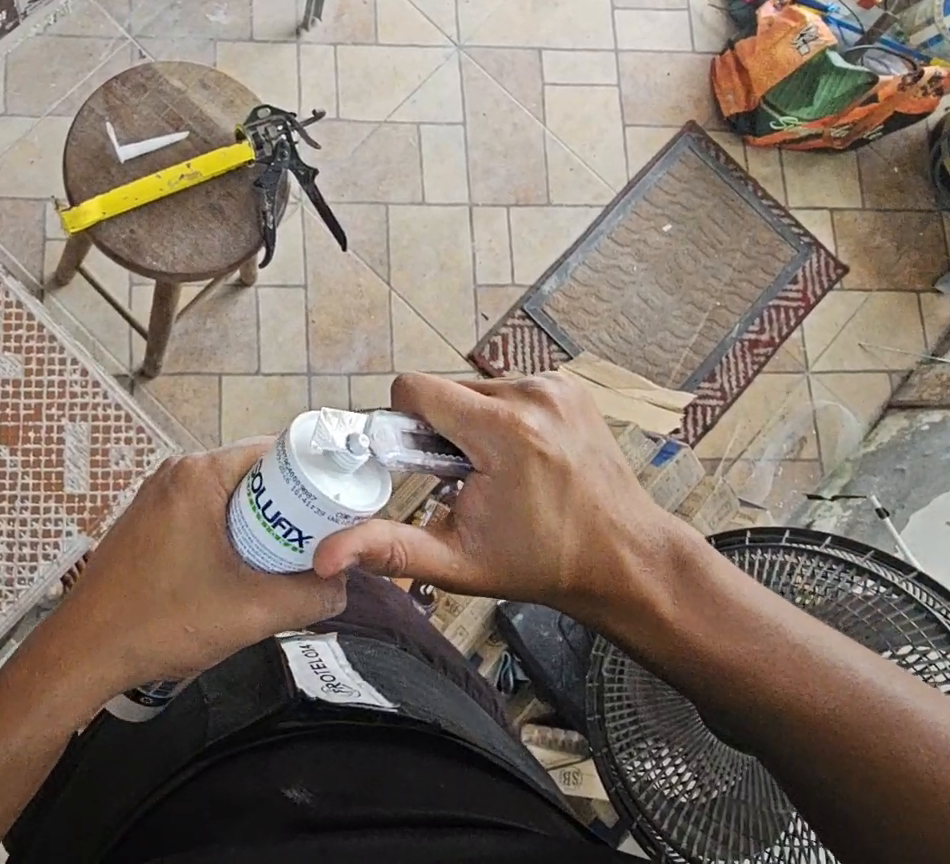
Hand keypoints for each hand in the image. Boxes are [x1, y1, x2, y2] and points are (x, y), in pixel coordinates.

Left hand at [47, 440, 347, 693]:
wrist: (85, 651)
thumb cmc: (158, 622)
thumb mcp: (252, 612)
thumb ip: (311, 598)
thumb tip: (340, 587)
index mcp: (198, 474)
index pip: (275, 452)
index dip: (312, 479)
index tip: (333, 513)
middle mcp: (176, 473)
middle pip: (254, 473)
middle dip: (288, 508)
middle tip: (315, 545)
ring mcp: (159, 495)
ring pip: (230, 496)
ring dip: (259, 525)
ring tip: (281, 564)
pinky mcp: (150, 520)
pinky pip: (205, 512)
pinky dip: (230, 534)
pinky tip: (240, 571)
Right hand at [312, 373, 683, 621]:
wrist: (624, 558)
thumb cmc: (543, 562)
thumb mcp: (456, 562)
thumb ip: (388, 549)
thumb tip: (326, 556)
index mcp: (504, 431)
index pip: (415, 388)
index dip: (404, 422)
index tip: (424, 461)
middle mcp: (533, 395)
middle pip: (445, 390)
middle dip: (441, 429)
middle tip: (463, 476)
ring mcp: (556, 386)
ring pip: (474, 388)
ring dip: (470, 423)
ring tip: (494, 469)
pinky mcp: (568, 386)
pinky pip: (506, 389)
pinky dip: (499, 417)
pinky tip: (519, 455)